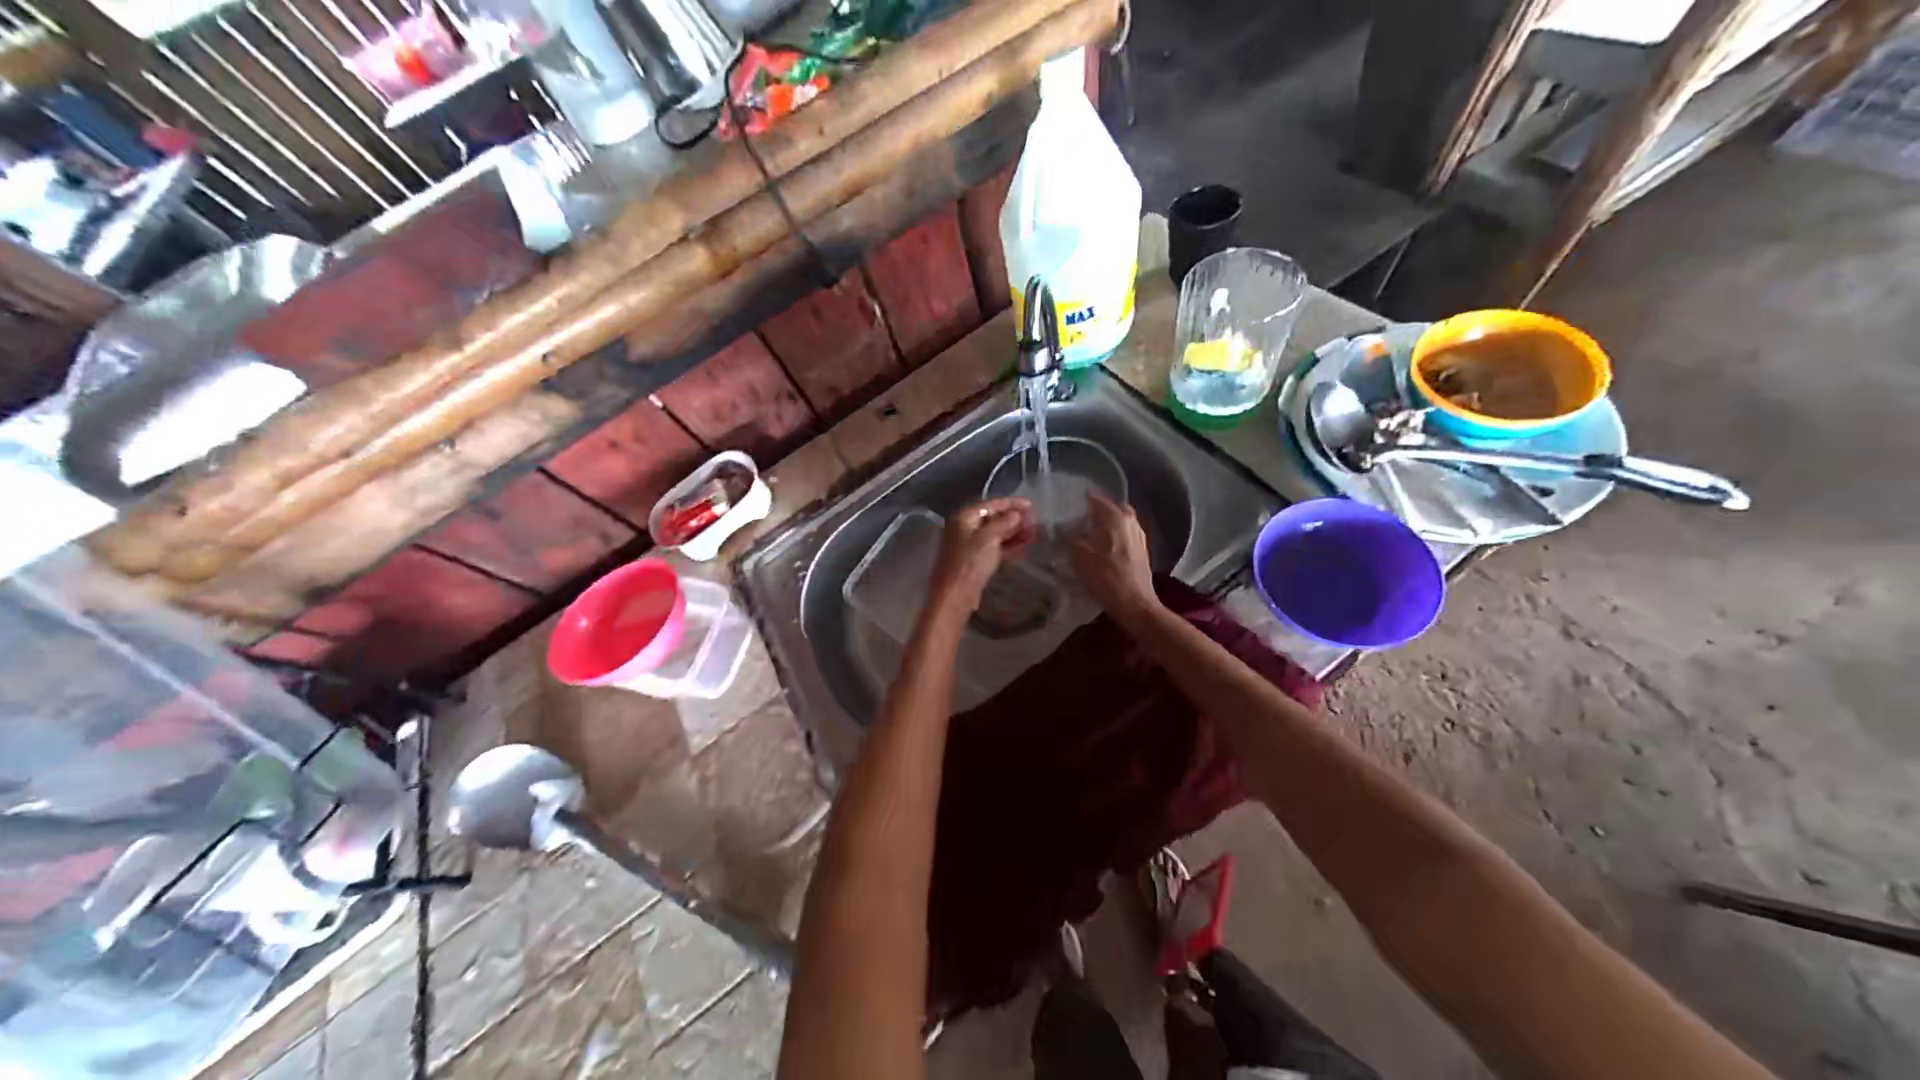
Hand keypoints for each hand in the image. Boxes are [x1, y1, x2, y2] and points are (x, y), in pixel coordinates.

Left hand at [929, 497, 1035, 614]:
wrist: (956, 594)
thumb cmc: (971, 562)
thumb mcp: (989, 538)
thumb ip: (1004, 522)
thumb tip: (1016, 514)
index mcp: (964, 517)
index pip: (991, 504)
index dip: (1012, 503)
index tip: (1031, 505)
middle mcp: (965, 527)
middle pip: (993, 518)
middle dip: (1014, 519)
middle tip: (1034, 522)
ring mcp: (969, 544)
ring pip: (995, 533)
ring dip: (1014, 532)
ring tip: (1033, 534)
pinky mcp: (975, 559)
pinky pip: (994, 547)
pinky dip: (1008, 545)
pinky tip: (1023, 546)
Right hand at [1069, 491, 1158, 620]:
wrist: (1134, 604)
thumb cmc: (1106, 577)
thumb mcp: (1079, 556)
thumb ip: (1071, 538)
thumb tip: (1065, 531)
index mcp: (1116, 517)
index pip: (1096, 499)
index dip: (1081, 501)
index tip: (1067, 505)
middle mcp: (1131, 521)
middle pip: (1112, 508)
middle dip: (1097, 512)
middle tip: (1080, 519)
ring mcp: (1139, 536)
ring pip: (1120, 522)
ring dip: (1106, 525)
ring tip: (1089, 534)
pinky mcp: (1142, 551)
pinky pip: (1125, 535)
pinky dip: (1114, 536)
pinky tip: (1102, 547)